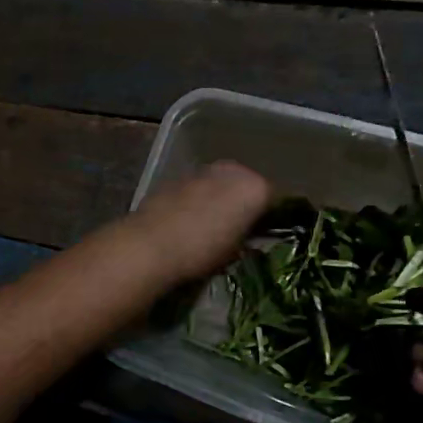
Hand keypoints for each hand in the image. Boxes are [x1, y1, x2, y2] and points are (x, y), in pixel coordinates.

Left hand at [124, 161, 272, 281]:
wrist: (149, 245)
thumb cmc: (201, 252)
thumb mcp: (234, 250)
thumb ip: (245, 234)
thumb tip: (244, 233)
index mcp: (255, 187)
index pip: (272, 198)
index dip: (267, 217)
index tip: (261, 232)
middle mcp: (232, 170)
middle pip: (244, 184)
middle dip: (241, 201)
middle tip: (235, 226)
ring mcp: (201, 170)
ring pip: (218, 183)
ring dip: (216, 197)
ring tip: (208, 224)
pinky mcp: (175, 177)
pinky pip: (194, 187)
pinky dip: (194, 198)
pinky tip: (186, 218)